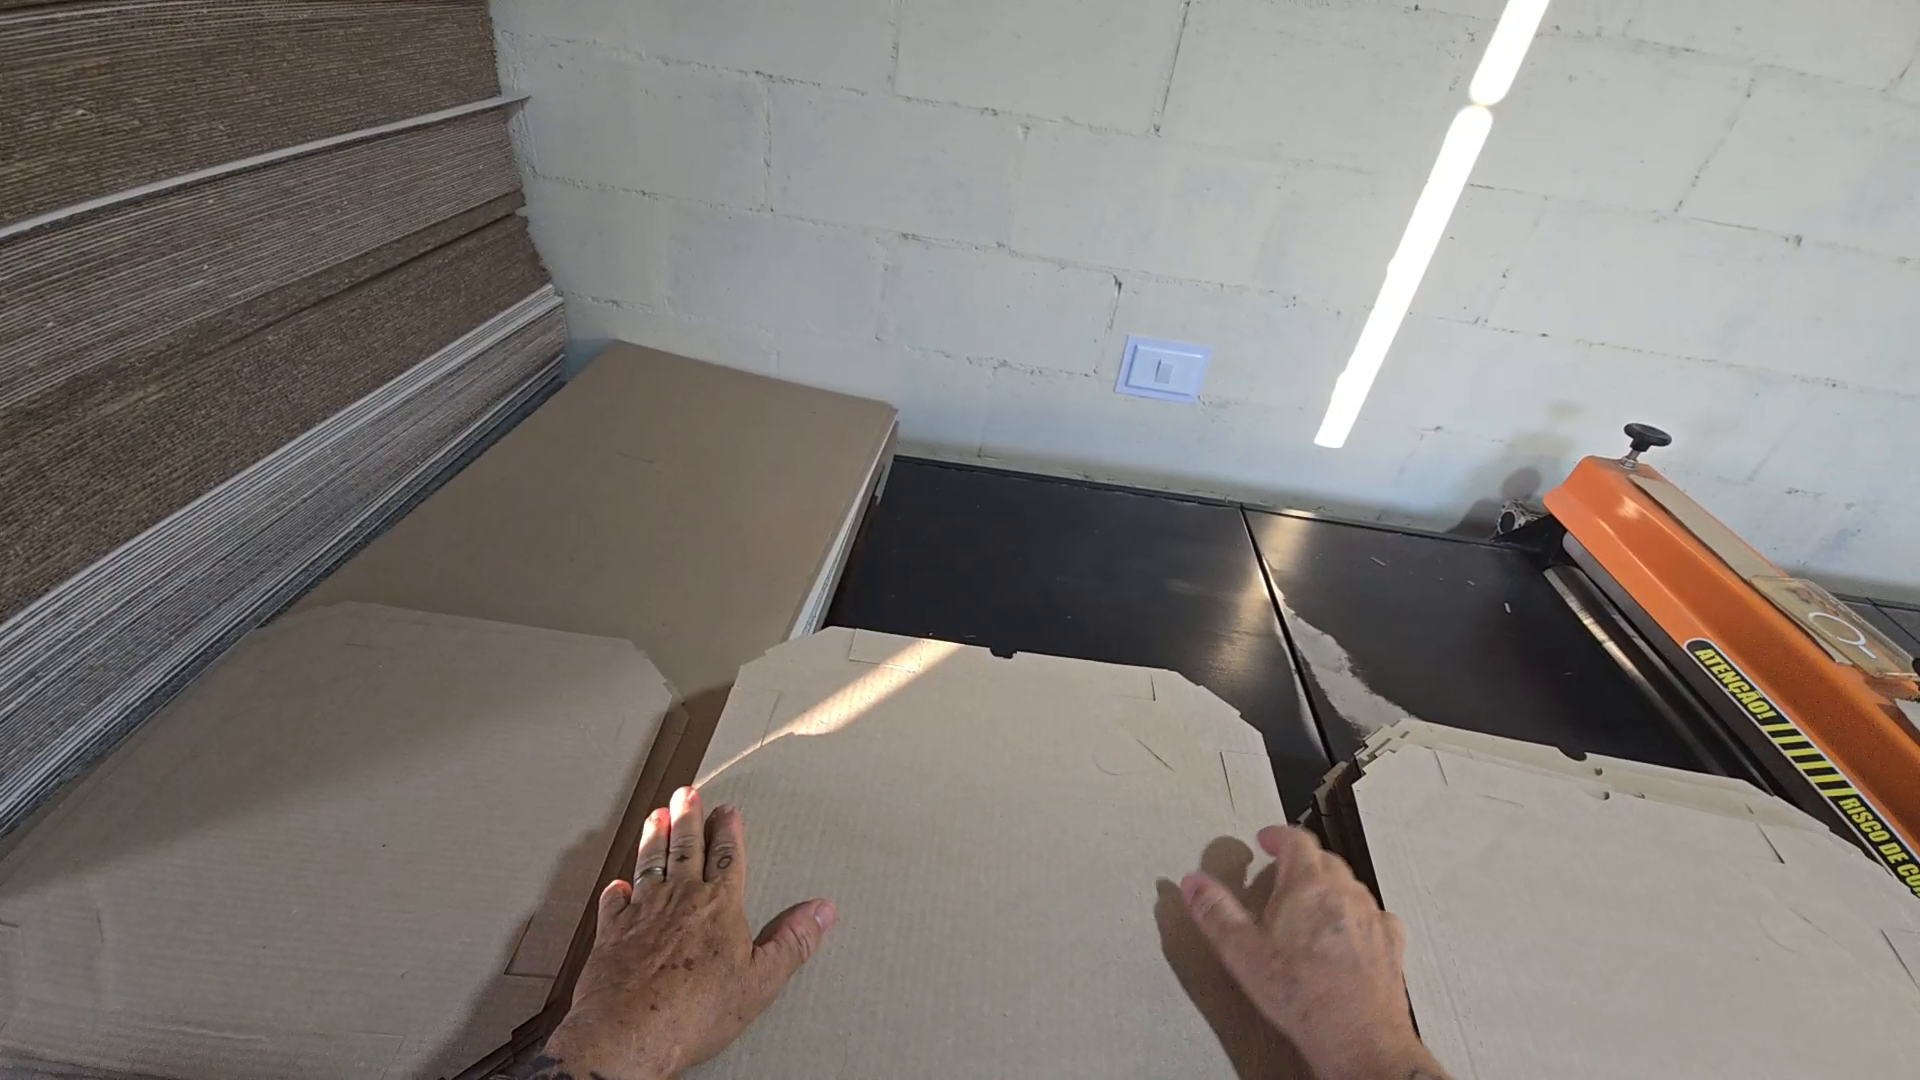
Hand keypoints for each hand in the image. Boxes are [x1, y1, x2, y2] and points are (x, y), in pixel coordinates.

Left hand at [536, 787, 836, 1079]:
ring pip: (650, 862)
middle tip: (686, 793)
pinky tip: (617, 884)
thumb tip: (822, 911)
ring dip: (654, 837)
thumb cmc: (694, 1011)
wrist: (627, 1036)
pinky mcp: (611, 935)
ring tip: (656, 816)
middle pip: (686, 847)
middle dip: (688, 817)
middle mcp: (680, 898)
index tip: (727, 811)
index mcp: (719, 905)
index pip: (728, 856)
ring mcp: (642, 913)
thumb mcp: (761, 981)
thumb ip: (793, 941)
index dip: (728, 830)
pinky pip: (613, 903)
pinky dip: (616, 890)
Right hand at [1181, 826, 1449, 1079]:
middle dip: (1301, 860)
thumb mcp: (1242, 952)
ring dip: (1330, 885)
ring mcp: (1372, 919)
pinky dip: (1359, 914)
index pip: (1296, 839)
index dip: (1278, 836)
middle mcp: (1344, 893)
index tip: (1266, 841)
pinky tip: (1351, 930)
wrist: (1359, 1042)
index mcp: (1308, 884)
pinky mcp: (1391, 948)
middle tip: (1281, 871)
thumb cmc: (1302, 996)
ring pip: (1350, 885)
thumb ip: (1215, 911)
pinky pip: (1376, 915)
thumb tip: (1194, 883)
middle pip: (1325, 859)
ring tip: (1310, 902)